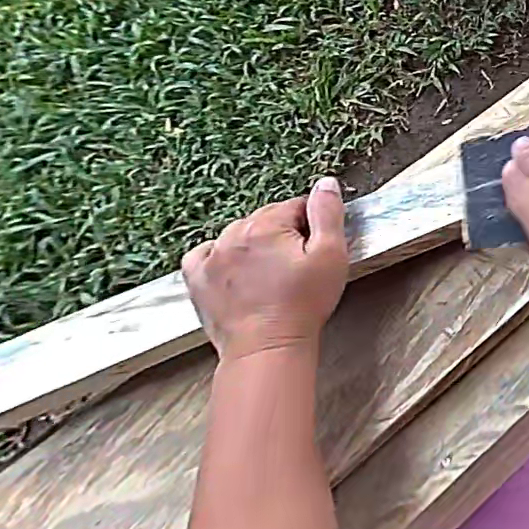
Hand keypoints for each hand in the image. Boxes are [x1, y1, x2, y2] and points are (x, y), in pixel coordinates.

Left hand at [182, 177, 349, 360]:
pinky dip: (222, 253)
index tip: (320, 244)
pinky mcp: (196, 280)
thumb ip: (328, 213)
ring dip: (258, 241)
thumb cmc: (304, 301)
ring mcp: (208, 259)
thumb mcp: (331, 252)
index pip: (295, 205)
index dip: (314, 222)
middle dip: (287, 230)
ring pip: (238, 233)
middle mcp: (230, 237)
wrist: (267, 345)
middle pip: (266, 217)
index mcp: (264, 227)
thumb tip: (325, 183)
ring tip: (277, 267)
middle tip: (303, 258)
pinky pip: (205, 253)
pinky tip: (239, 264)